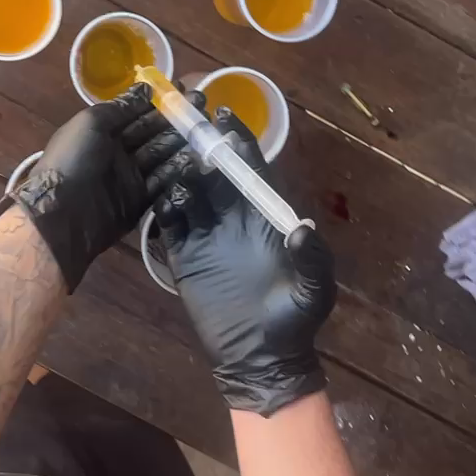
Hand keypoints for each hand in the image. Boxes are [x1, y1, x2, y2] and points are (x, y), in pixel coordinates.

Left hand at [7, 82, 189, 291]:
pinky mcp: (139, 201)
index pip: (136, 111)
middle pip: (152, 132)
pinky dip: (178, 172)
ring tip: (207, 134)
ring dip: (181, 145)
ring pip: (161, 155)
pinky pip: (162, 182)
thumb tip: (145, 88)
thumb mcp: (91, 123)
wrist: (63, 216)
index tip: (186, 91)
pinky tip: (198, 161)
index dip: (159, 101)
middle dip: (177, 121)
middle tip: (204, 111)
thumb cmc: (73, 160)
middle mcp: (117, 150)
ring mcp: (129, 176)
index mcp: (102, 128)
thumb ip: (120, 107)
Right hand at [154, 111, 335, 416]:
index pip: (250, 168)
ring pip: (187, 190)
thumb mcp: (314, 291)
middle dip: (202, 146)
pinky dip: (163, 206)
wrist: (260, 360)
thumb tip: (302, 227)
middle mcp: (231, 215)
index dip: (238, 140)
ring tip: (174, 161)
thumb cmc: (293, 321)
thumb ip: (312, 259)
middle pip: (213, 171)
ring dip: (180, 172)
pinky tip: (161, 197)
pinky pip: (168, 223)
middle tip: (187, 125)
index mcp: (263, 214)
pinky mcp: (183, 254)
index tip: (224, 114)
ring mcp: (205, 233)